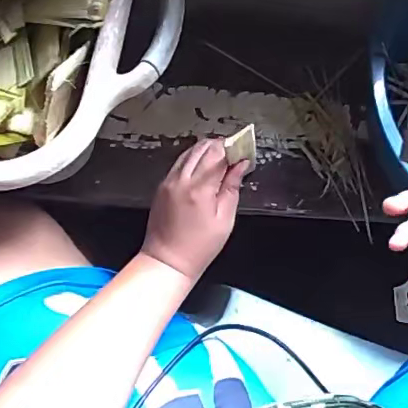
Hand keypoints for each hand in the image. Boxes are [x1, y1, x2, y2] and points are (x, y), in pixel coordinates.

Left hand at [141, 138, 249, 278]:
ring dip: (207, 150)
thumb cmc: (198, 247)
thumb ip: (232, 187)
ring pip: (190, 151)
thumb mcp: (225, 219)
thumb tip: (241, 165)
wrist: (167, 261)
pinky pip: (180, 162)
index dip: (234, 149)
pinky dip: (194, 159)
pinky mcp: (162, 185)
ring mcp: (169, 181)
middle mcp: (182, 180)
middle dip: (222, 146)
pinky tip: (204, 169)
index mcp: (200, 189)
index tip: (244, 152)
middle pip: (203, 147)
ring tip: (222, 160)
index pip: (219, 154)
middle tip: (235, 154)